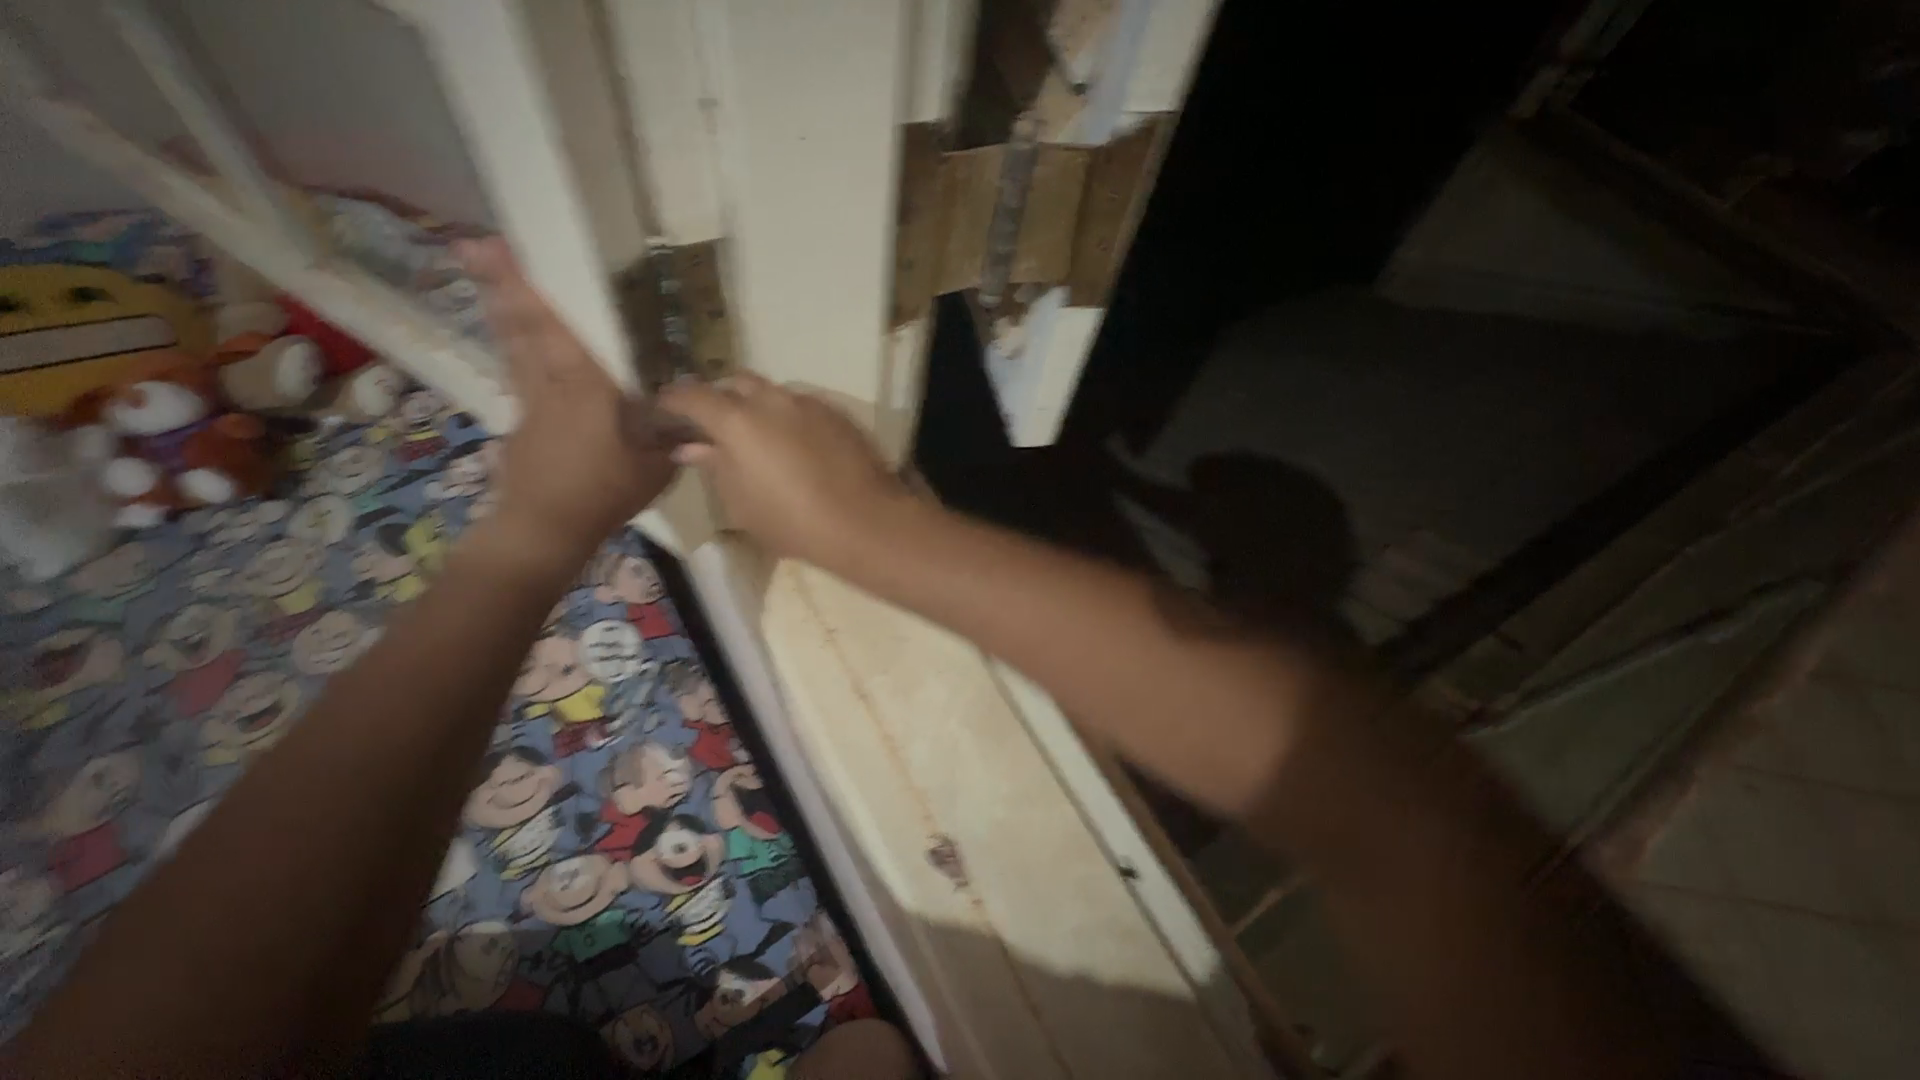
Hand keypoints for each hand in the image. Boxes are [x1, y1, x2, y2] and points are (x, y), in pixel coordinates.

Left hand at [458, 239, 676, 562]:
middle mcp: (548, 386)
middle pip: (520, 330)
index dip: (522, 287)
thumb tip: (696, 420)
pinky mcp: (520, 430)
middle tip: (473, 246)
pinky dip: (516, 356)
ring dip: (501, 316)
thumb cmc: (604, 493)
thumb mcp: (656, 467)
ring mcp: (528, 407)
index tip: (492, 247)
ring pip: (513, 351)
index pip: (551, 328)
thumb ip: (672, 438)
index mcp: (583, 387)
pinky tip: (520, 354)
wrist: (546, 530)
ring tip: (491, 285)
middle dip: (498, 287)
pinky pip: (519, 380)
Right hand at [657, 374, 908, 563]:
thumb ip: (715, 467)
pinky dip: (789, 419)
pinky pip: (802, 406)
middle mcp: (772, 400)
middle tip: (714, 427)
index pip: (692, 396)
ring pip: (772, 393)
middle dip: (720, 399)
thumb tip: (692, 448)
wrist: (865, 522)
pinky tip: (795, 447)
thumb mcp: (741, 504)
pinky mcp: (837, 413)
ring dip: (757, 408)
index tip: (663, 412)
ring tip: (757, 439)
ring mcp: (808, 402)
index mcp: (738, 420)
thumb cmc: (793, 522)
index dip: (672, 402)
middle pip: (735, 384)